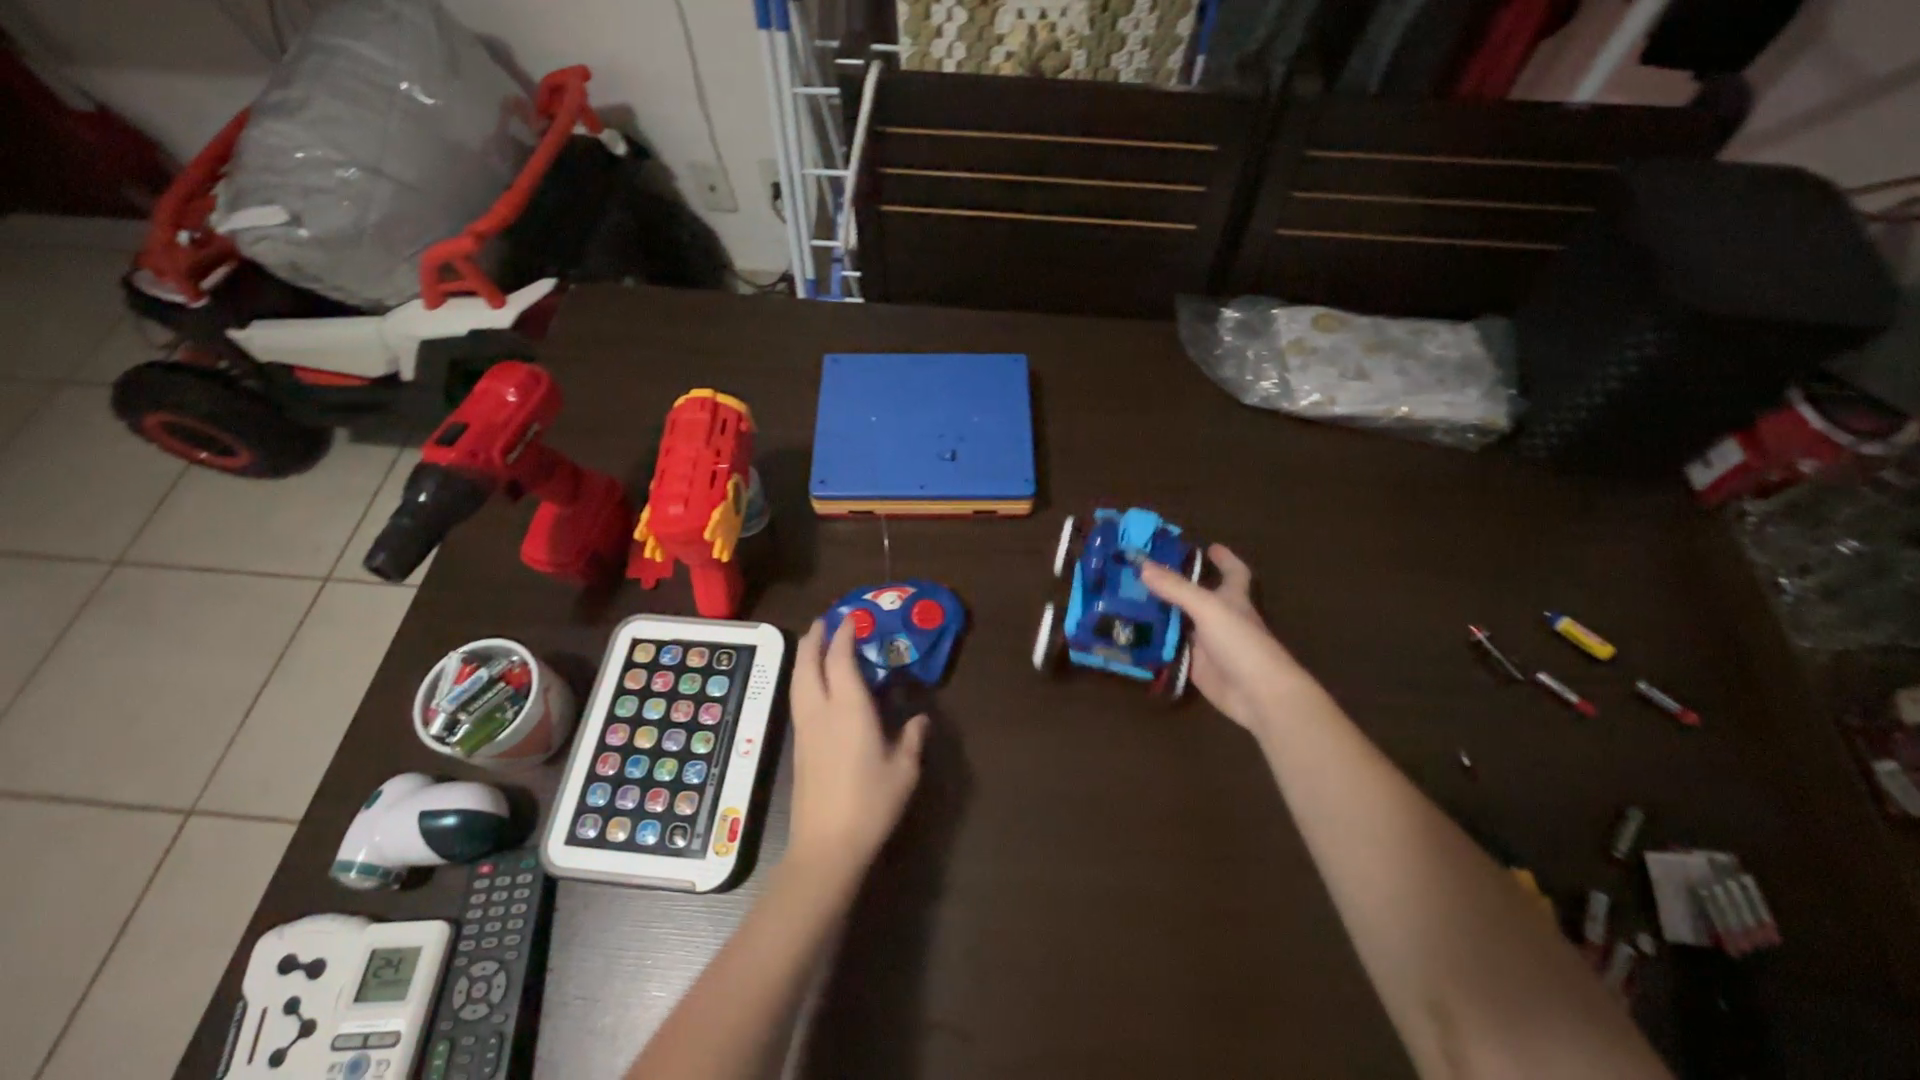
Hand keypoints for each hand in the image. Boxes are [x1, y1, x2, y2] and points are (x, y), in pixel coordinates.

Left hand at [785, 619, 929, 876]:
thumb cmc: (871, 803)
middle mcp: (821, 710)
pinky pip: (798, 698)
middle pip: (810, 663)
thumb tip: (919, 718)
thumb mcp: (904, 770)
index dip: (844, 634)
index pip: (840, 659)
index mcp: (849, 708)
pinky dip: (804, 678)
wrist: (827, 843)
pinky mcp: (798, 746)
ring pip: (798, 680)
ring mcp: (805, 728)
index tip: (852, 617)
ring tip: (815, 643)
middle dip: (816, 637)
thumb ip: (911, 738)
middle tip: (826, 621)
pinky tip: (813, 684)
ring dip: (805, 656)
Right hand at [1139, 544, 1309, 733]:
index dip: (1224, 559)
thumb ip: (1176, 588)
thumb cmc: (1241, 642)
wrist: (1257, 693)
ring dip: (1157, 613)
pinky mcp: (1194, 666)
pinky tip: (1129, 634)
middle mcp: (1219, 618)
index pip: (1233, 572)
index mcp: (1232, 599)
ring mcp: (1206, 643)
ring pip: (1178, 623)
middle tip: (1141, 571)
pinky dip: (1153, 643)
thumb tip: (1142, 565)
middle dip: (1173, 584)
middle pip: (1195, 596)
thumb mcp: (1208, 608)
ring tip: (1124, 598)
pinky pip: (1170, 650)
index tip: (1209, 547)